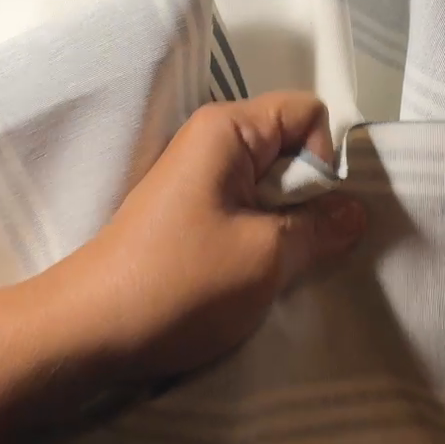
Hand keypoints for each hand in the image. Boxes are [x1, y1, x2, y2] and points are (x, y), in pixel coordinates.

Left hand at [54, 91, 366, 380]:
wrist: (89, 331)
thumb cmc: (180, 281)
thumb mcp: (266, 256)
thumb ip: (321, 227)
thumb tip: (356, 211)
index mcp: (228, 128)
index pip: (307, 112)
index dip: (325, 157)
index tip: (317, 211)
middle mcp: (213, 139)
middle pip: (291, 145)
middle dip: (310, 193)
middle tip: (306, 246)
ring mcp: (199, 176)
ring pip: (271, 182)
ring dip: (288, 221)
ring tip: (279, 266)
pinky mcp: (191, 210)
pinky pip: (247, 205)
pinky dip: (263, 234)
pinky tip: (255, 273)